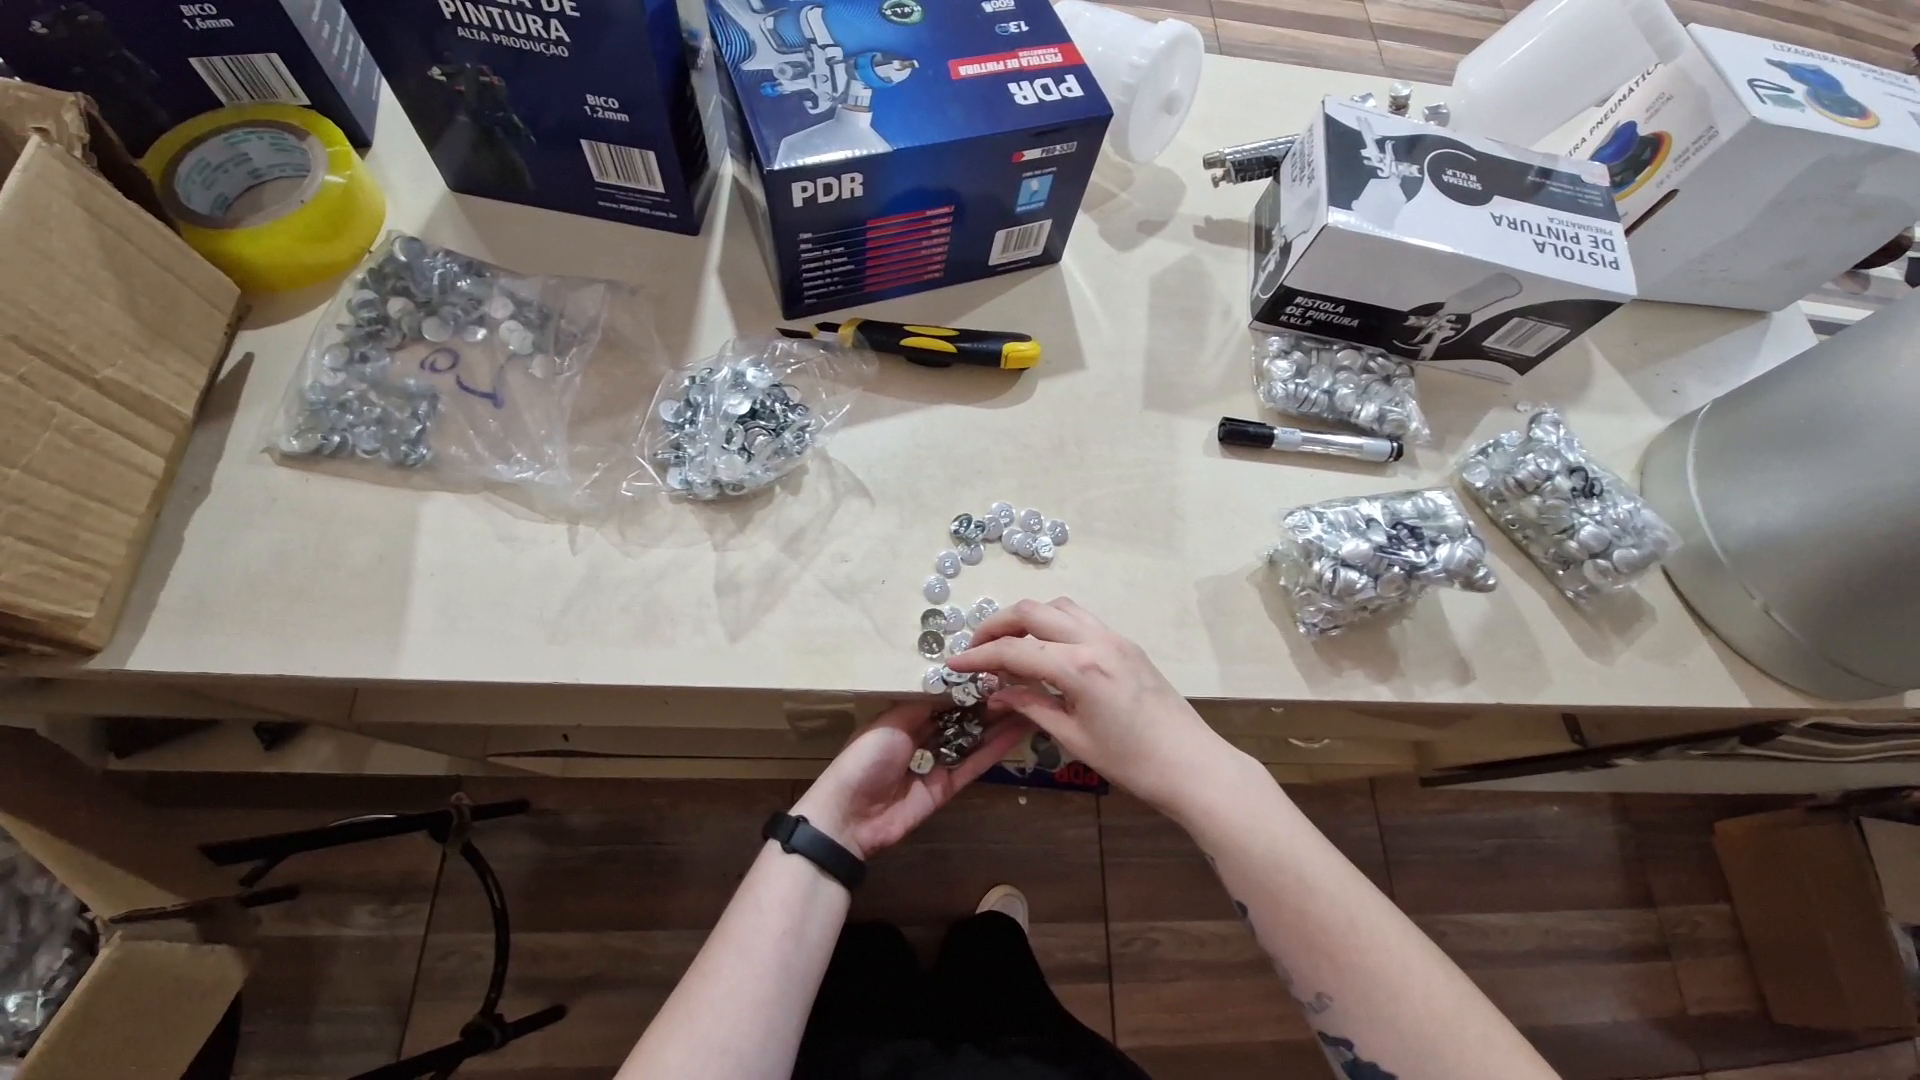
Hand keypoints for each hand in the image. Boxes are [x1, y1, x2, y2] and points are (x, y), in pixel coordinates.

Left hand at [790, 702, 1031, 860]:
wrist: (849, 817)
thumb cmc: (863, 760)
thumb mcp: (891, 722)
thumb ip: (924, 704)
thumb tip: (954, 681)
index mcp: (904, 717)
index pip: (942, 697)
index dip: (966, 684)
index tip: (994, 666)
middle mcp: (923, 737)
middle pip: (961, 717)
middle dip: (987, 702)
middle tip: (1021, 682)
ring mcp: (937, 763)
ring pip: (973, 739)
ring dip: (998, 723)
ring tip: (1029, 702)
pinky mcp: (948, 787)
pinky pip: (974, 765)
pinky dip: (994, 749)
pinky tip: (1018, 731)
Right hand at [945, 597, 1235, 813]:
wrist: (1193, 765)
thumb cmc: (1132, 763)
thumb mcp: (1074, 738)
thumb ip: (1031, 707)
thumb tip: (995, 693)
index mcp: (1080, 666)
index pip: (1016, 650)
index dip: (979, 655)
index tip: (953, 663)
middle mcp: (1096, 640)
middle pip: (1034, 611)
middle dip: (997, 624)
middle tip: (975, 647)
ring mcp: (1115, 638)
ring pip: (1059, 607)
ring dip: (1027, 618)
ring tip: (1008, 645)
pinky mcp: (1127, 645)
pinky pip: (1081, 619)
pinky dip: (1053, 625)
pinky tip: (1044, 651)